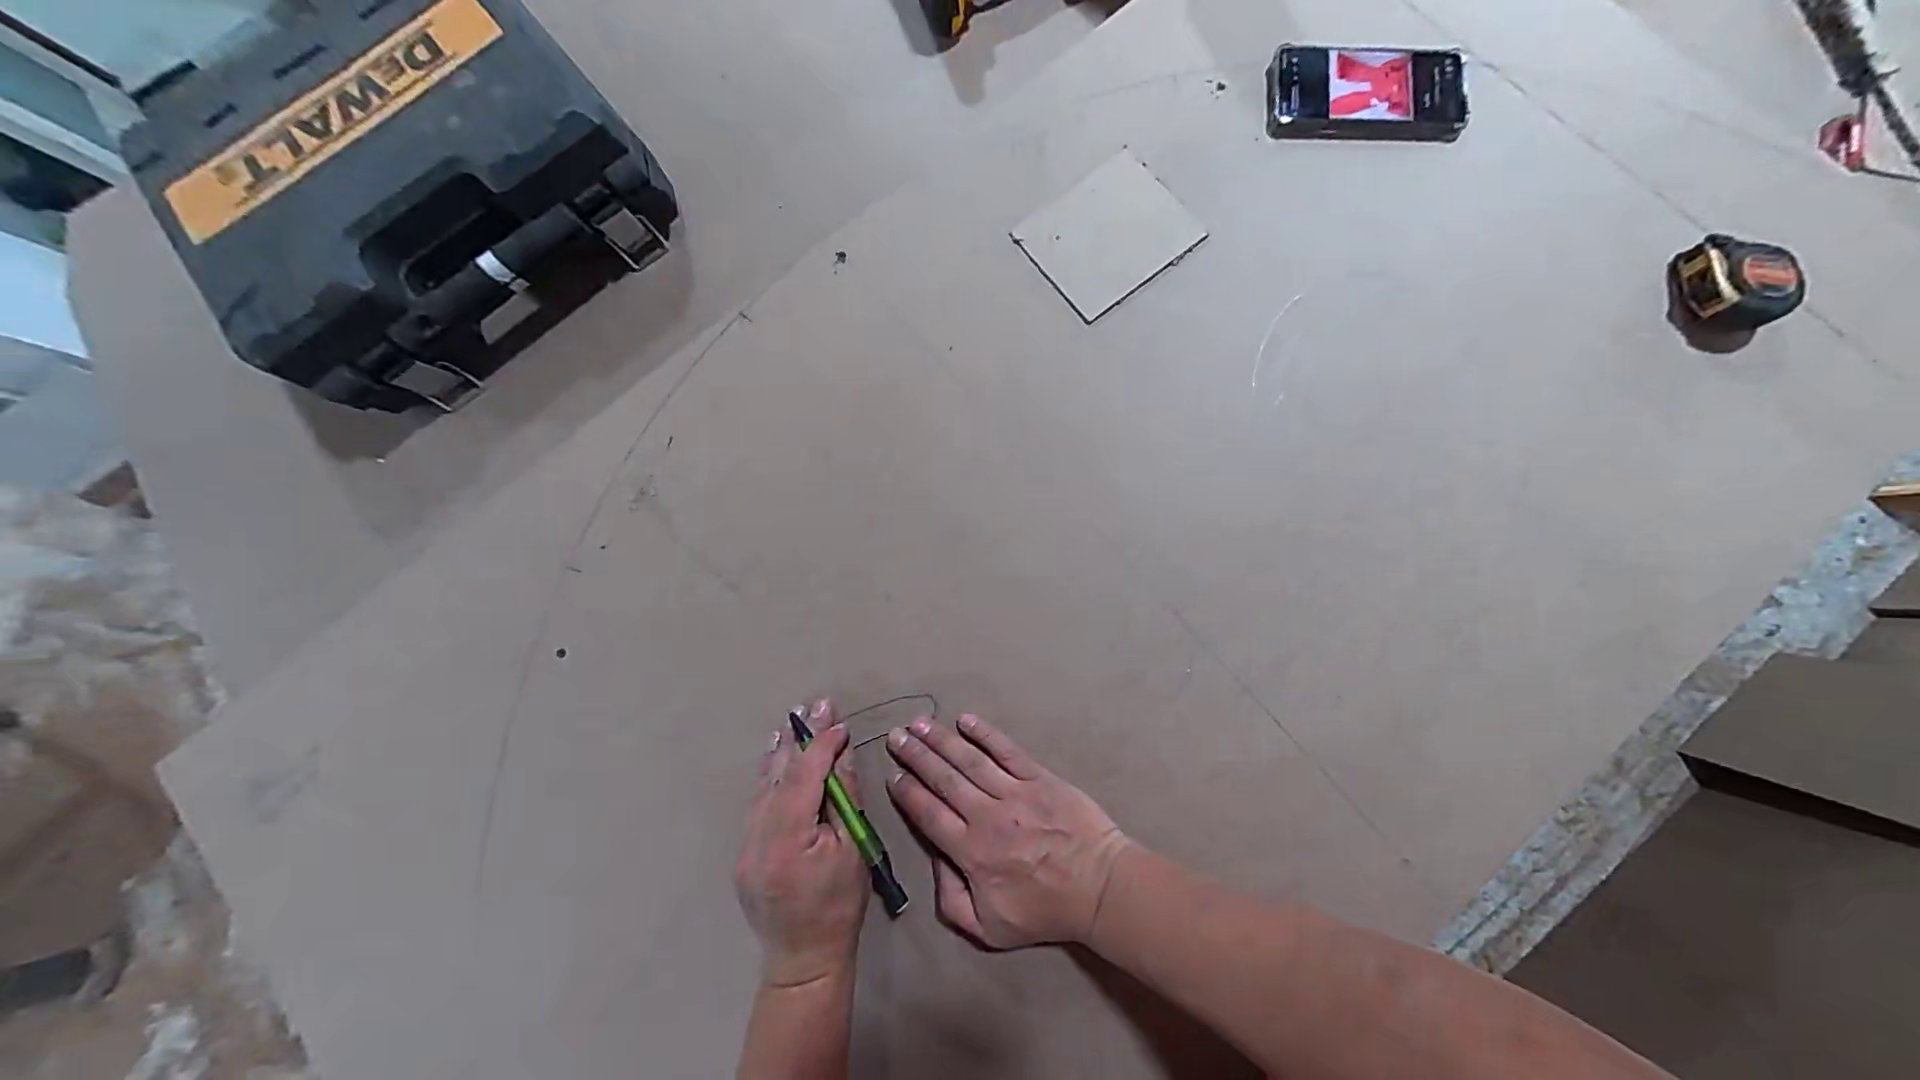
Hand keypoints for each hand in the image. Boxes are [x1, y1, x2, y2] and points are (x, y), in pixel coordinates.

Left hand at [735, 700, 870, 987]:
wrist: (803, 958)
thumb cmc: (839, 906)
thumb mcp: (854, 850)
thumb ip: (844, 799)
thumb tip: (842, 756)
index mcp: (788, 839)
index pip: (805, 778)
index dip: (822, 747)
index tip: (840, 723)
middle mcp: (758, 837)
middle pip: (780, 776)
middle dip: (801, 739)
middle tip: (817, 705)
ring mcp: (745, 845)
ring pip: (763, 788)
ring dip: (782, 753)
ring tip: (794, 722)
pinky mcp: (743, 852)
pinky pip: (757, 804)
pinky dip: (770, 777)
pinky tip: (777, 758)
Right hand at [886, 714, 1129, 948]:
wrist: (1100, 889)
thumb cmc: (1044, 910)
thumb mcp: (989, 928)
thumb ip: (951, 900)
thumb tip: (936, 860)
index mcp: (971, 852)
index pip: (929, 814)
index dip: (907, 792)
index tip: (892, 774)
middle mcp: (987, 816)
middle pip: (943, 780)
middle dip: (916, 756)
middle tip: (896, 736)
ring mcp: (1014, 793)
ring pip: (969, 760)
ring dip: (941, 740)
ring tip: (919, 723)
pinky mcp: (1039, 778)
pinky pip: (1007, 750)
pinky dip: (985, 734)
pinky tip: (965, 720)